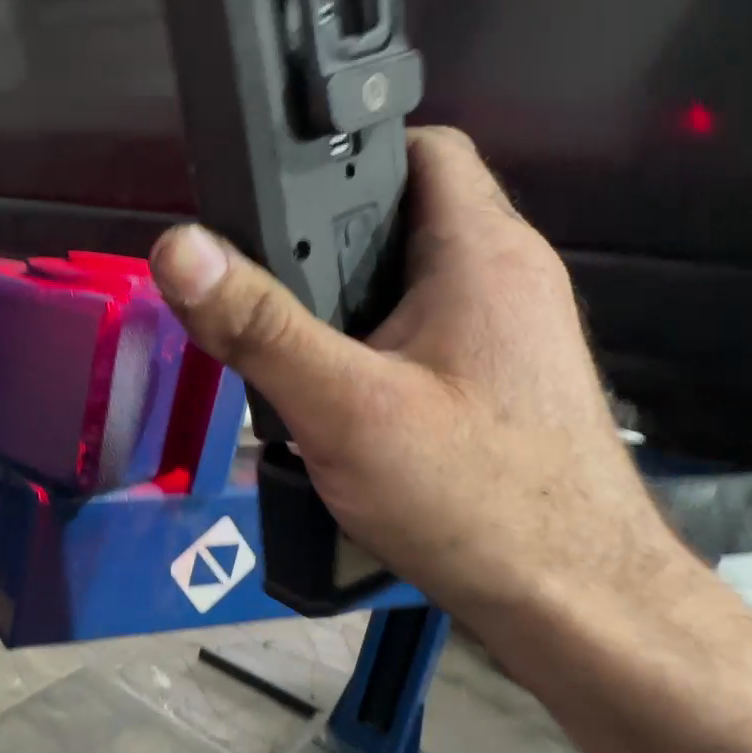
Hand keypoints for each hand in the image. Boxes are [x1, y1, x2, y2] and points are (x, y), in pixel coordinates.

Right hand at [149, 127, 679, 612]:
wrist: (570, 604)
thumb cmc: (478, 499)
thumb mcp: (344, 406)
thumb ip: (258, 325)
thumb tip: (181, 251)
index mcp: (480, 255)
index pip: (416, 148)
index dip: (336, 151)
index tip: (263, 183)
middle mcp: (498, 280)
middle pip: (389, 218)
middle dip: (310, 242)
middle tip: (250, 284)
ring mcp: (493, 334)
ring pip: (390, 283)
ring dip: (326, 304)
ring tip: (275, 347)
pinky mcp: (480, 380)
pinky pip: (402, 334)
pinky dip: (352, 348)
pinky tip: (319, 396)